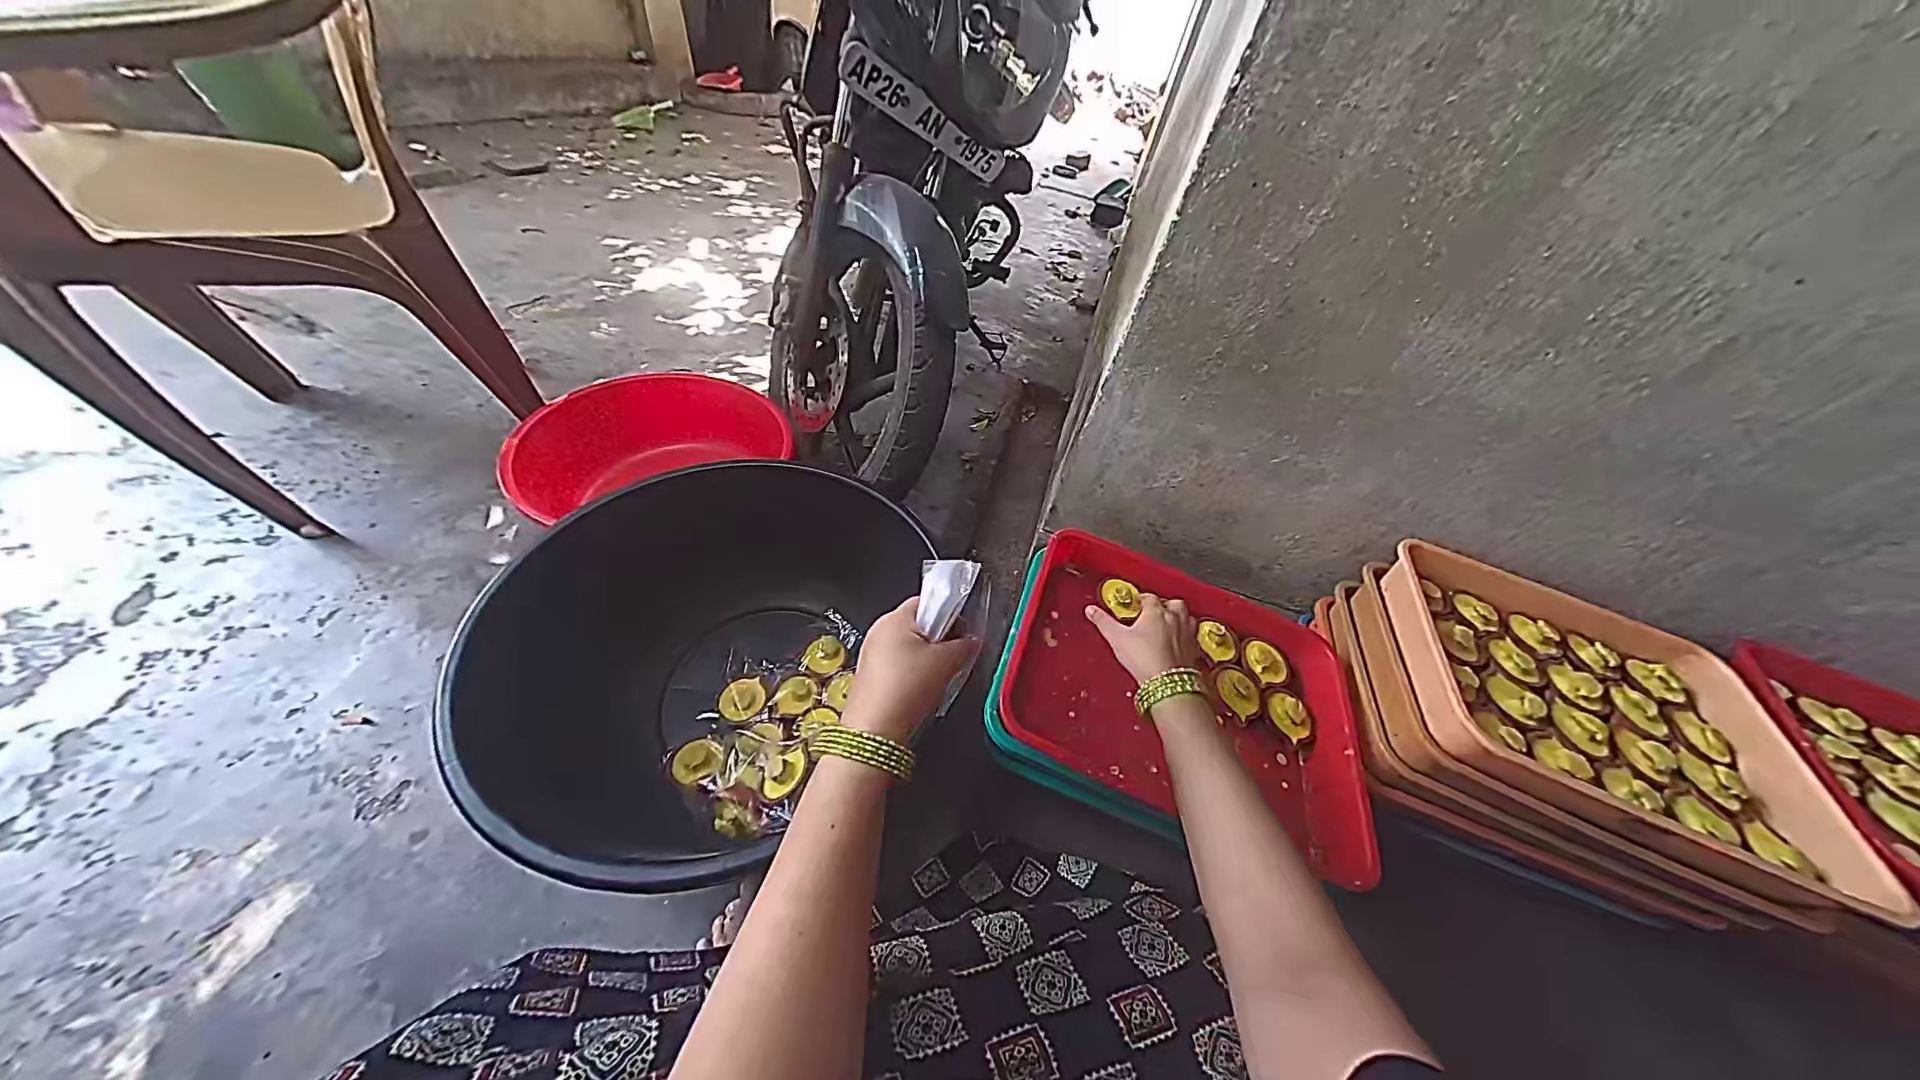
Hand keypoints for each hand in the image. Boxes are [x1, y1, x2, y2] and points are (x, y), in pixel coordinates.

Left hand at [840, 597, 979, 740]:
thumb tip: (971, 640)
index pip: (929, 601)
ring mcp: (872, 652)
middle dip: (940, 640)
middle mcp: (879, 630)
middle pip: (920, 625)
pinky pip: (898, 665)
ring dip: (926, 659)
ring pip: (909, 646)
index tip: (963, 633)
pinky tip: (919, 690)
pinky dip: (912, 673)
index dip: (950, 614)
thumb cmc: (905, 690)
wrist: (875, 730)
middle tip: (952, 658)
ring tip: (935, 678)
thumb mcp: (947, 662)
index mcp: (895, 618)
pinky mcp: (870, 674)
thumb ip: (965, 644)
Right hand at [1085, 593, 1197, 685]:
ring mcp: (1187, 634)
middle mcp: (1175, 619)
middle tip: (1154, 611)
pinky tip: (1179, 642)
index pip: (1149, 597)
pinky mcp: (1194, 649)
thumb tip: (1092, 610)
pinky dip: (1186, 636)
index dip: (1141, 599)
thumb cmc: (1145, 659)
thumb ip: (1104, 622)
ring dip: (1178, 617)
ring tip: (1168, 623)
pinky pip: (1192, 636)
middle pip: (1173, 603)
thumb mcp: (1116, 638)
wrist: (1167, 682)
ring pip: (1187, 617)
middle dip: (1164, 605)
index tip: (1135, 603)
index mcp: (1156, 612)